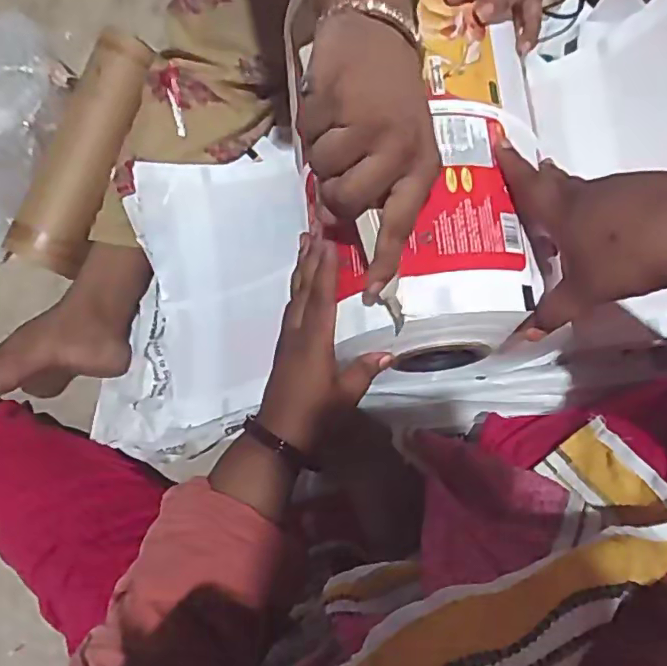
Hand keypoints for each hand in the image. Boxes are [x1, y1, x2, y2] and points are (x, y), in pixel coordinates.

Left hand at [256, 232, 393, 450]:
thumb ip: (364, 371)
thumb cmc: (315, 415)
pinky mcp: (285, 350)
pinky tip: (300, 289)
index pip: (321, 298)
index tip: (327, 241)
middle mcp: (298, 334)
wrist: (278, 435)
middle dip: (308, 260)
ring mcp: (288, 341)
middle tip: (311, 230)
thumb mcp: (345, 395)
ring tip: (304, 247)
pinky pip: (291, 310)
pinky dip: (297, 292)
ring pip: (294, 298)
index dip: (325, 269)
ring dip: (300, 271)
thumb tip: (388, 353)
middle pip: (303, 290)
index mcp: (314, 341)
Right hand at [298, 11, 440, 301]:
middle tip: (338, 161)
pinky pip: (308, 137)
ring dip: (320, 150)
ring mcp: (370, 126)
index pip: (400, 223)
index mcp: (421, 164)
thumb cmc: (388, 94)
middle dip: (331, 189)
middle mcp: (401, 150)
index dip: (382, 259)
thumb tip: (332, 221)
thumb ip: (374, 183)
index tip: (372, 293)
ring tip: (340, 122)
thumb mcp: (398, 141)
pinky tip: (330, 101)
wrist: (373, 27)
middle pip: (346, 201)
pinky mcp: (339, 103)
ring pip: (322, 171)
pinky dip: (309, 123)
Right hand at [498, 145, 666, 337]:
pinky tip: (616, 235)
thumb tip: (524, 336)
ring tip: (571, 226)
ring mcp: (623, 188)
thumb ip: (554, 311)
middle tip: (531, 182)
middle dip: (540, 181)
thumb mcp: (585, 293)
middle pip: (557, 181)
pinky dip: (607, 213)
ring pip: (589, 192)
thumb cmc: (627, 259)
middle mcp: (589, 192)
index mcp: (563, 211)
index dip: (510, 164)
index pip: (528, 183)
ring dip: (576, 203)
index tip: (499, 140)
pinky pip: (618, 199)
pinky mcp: (653, 192)